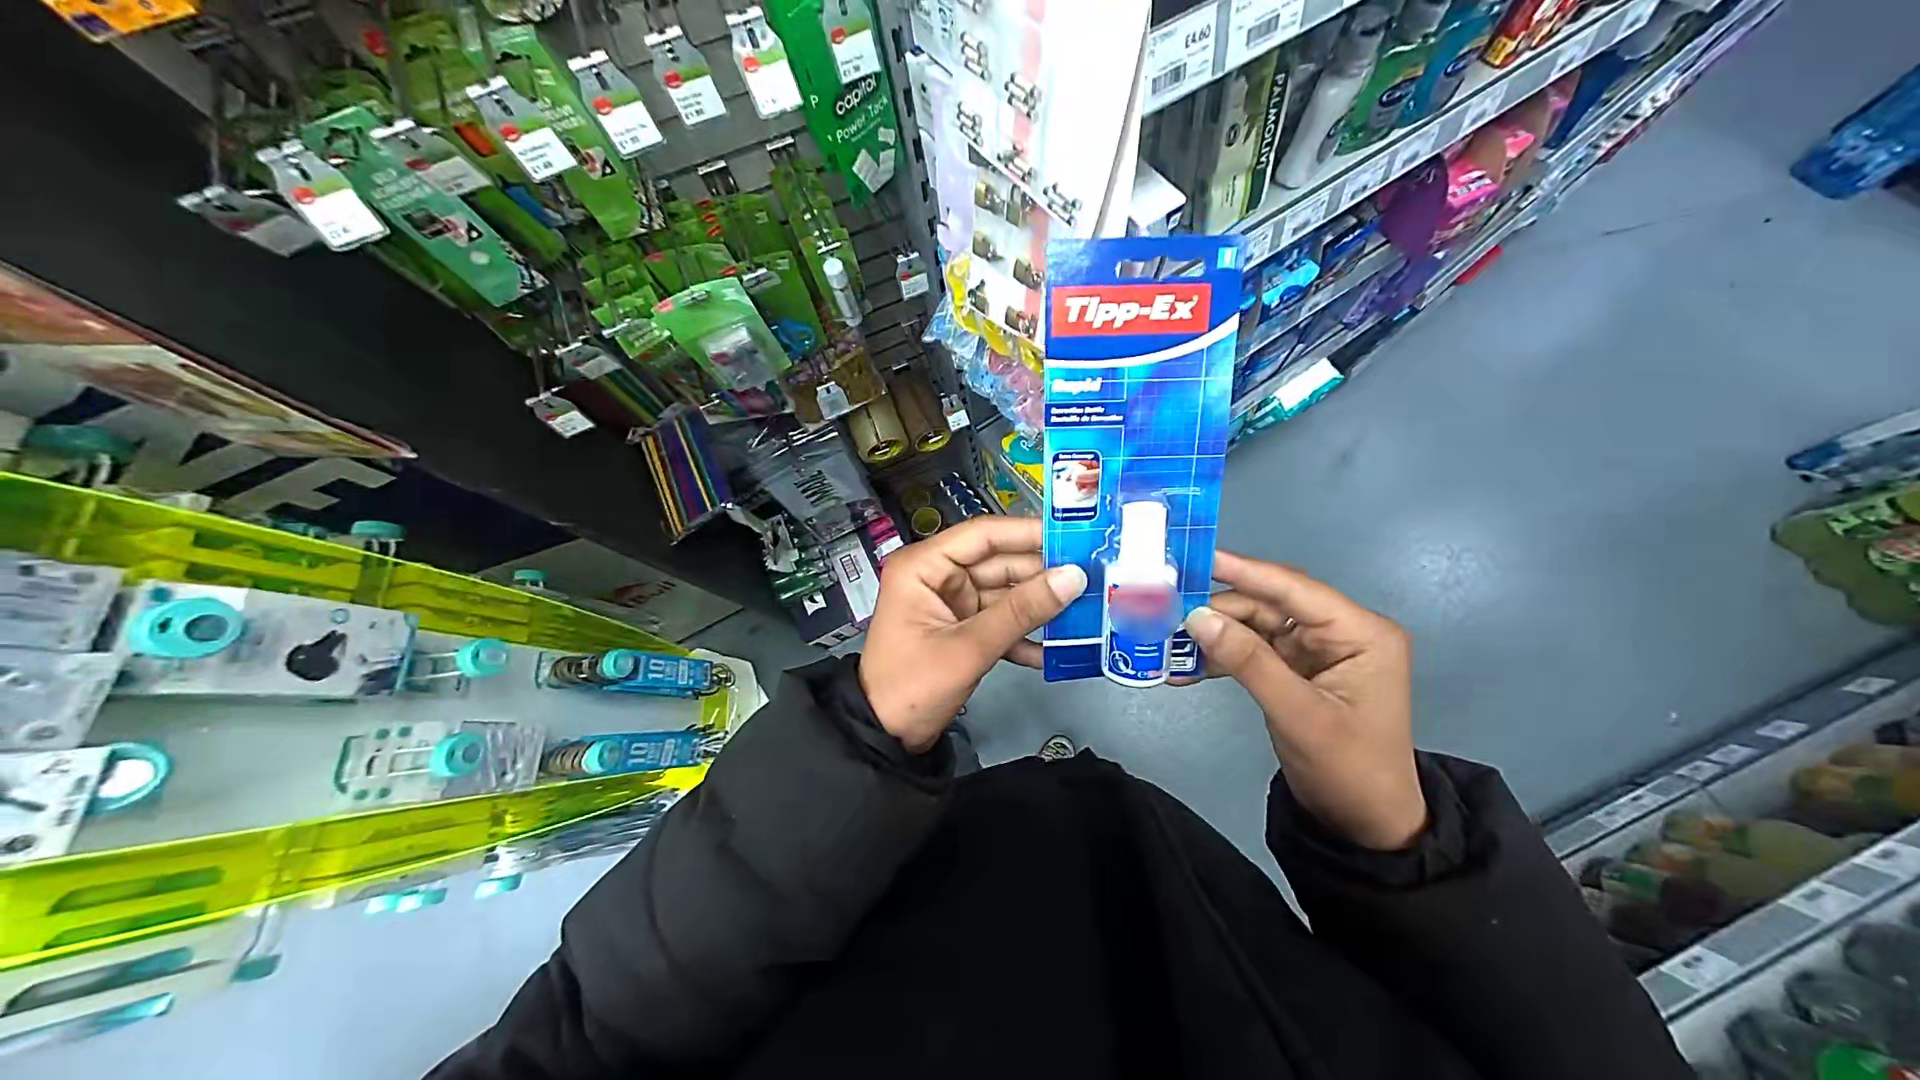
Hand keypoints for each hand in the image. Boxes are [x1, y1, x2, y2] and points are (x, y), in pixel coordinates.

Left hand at [860, 516, 1086, 752]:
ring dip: (1039, 606)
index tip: (1072, 538)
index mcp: (924, 566)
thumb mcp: (968, 647)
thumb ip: (1021, 611)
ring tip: (1082, 611)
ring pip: (1005, 593)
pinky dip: (1024, 634)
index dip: (1029, 533)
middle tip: (1090, 578)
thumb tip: (1071, 578)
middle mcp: (937, 577)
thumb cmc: (909, 687)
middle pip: (1000, 563)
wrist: (884, 737)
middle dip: (1043, 575)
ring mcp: (952, 604)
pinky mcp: (963, 629)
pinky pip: (1000, 621)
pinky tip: (1053, 648)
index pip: (983, 535)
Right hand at [1180, 552, 1424, 850]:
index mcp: (1359, 632)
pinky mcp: (1295, 670)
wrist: (1364, 824)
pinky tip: (1187, 667)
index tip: (1196, 557)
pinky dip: (1221, 657)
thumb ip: (1248, 661)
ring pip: (1253, 626)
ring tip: (1168, 642)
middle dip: (1218, 610)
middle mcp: (1338, 632)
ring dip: (1214, 635)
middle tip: (1167, 612)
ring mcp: (1315, 651)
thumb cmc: (1348, 768)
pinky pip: (1251, 650)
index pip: (1293, 589)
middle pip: (1267, 605)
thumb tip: (1197, 617)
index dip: (1243, 570)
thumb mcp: (1298, 714)